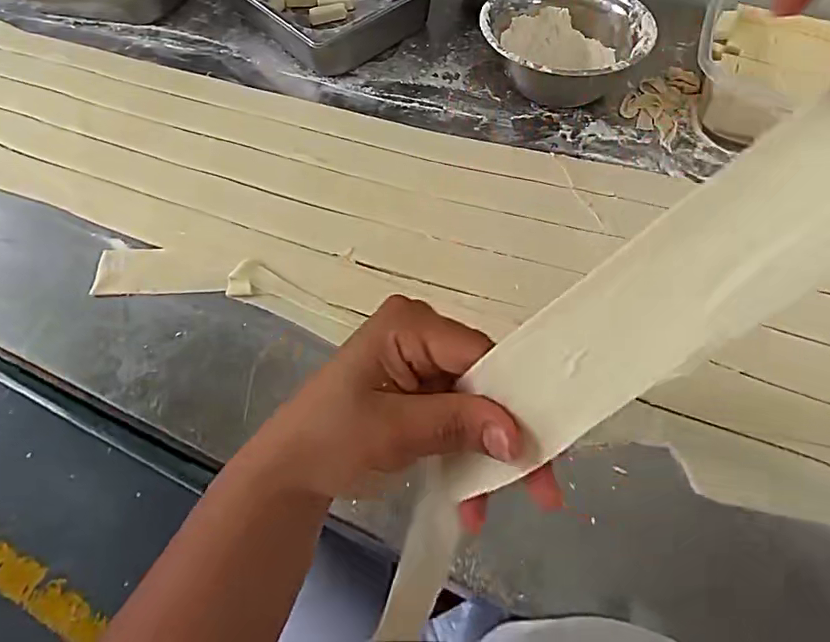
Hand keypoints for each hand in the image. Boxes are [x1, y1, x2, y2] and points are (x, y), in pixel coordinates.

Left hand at [230, 296, 560, 530]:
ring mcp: (420, 362)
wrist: (290, 468)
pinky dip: (466, 454)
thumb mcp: (394, 431)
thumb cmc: (329, 436)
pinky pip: (458, 417)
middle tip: (539, 488)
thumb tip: (515, 435)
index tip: (536, 449)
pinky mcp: (420, 390)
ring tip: (489, 506)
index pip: (477, 352)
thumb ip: (456, 426)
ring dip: (486, 455)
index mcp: (409, 324)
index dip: (509, 399)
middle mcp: (420, 333)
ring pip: (475, 403)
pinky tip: (469, 499)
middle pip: (483, 378)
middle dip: (505, 433)